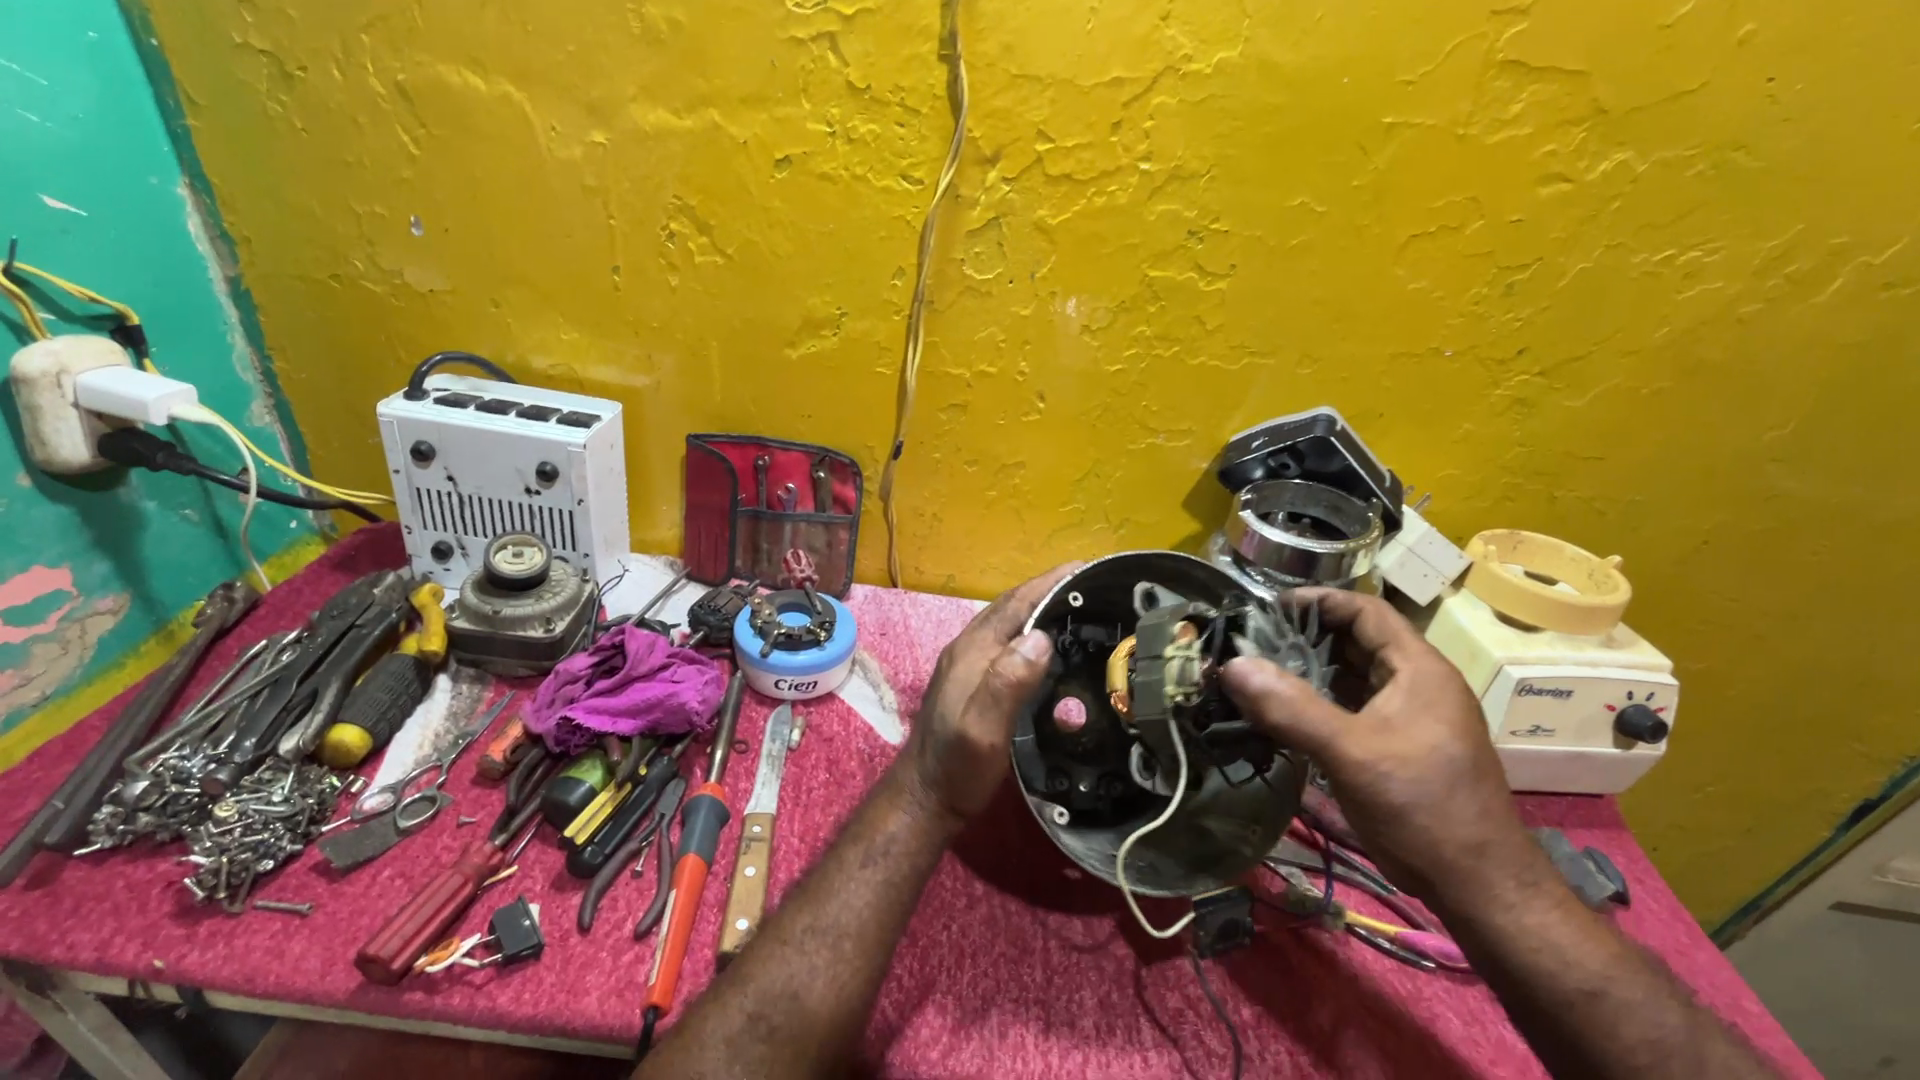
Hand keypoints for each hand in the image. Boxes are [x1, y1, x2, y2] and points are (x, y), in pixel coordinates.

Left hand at [898, 564, 1076, 825]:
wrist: (925, 798)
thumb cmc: (956, 767)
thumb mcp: (983, 729)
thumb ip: (1007, 682)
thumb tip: (1041, 637)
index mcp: (972, 651)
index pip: (1016, 603)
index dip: (1050, 582)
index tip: (1088, 567)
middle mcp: (968, 649)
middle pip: (1012, 607)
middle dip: (1049, 589)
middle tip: (1093, 584)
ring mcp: (967, 665)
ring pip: (1008, 623)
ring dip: (1040, 608)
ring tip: (1080, 608)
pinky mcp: (972, 682)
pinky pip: (1006, 643)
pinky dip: (1032, 633)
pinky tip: (1052, 648)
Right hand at [1222, 588, 1550, 908]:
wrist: (1476, 882)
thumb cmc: (1421, 806)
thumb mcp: (1350, 753)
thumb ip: (1291, 707)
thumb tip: (1233, 665)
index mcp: (1418, 669)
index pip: (1367, 611)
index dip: (1319, 601)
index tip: (1268, 607)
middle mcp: (1418, 685)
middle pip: (1358, 642)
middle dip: (1306, 637)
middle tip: (1252, 643)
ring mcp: (1412, 718)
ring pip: (1354, 679)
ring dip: (1310, 673)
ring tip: (1259, 675)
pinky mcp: (1401, 748)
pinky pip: (1354, 710)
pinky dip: (1320, 705)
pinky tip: (1285, 717)